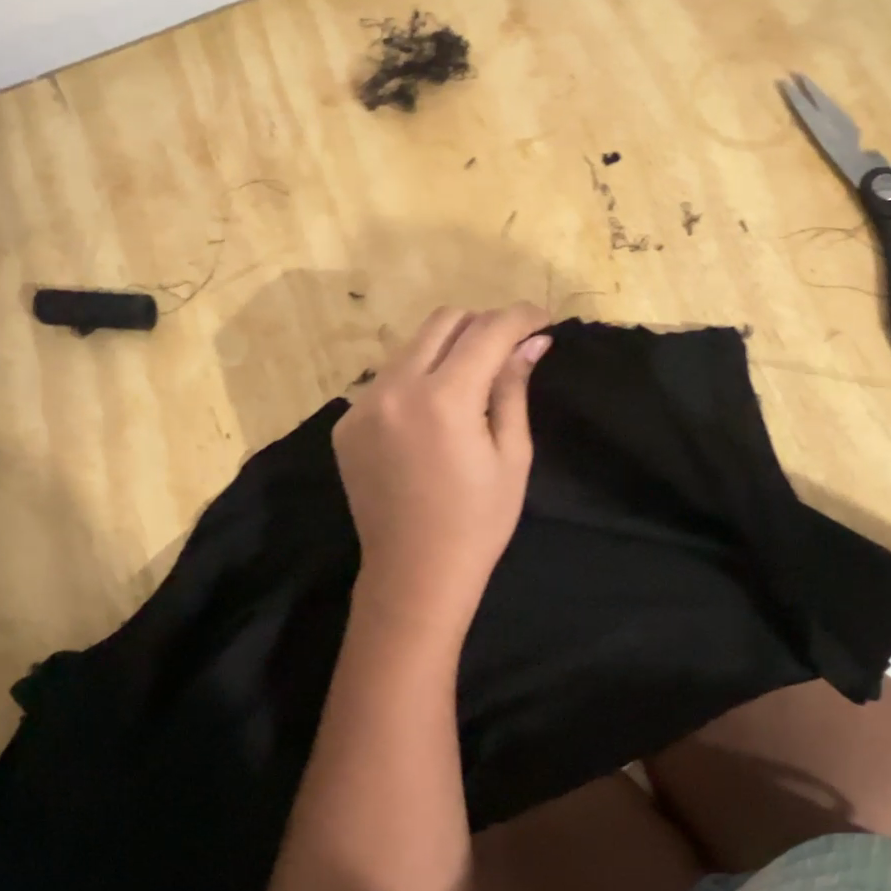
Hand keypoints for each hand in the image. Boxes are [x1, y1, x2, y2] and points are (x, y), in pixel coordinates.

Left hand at [333, 303, 551, 601]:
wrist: (413, 574)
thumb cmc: (477, 523)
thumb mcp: (511, 457)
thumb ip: (514, 389)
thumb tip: (531, 342)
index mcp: (444, 398)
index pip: (488, 330)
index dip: (520, 317)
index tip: (543, 319)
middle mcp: (395, 388)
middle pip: (443, 321)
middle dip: (482, 323)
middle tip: (509, 347)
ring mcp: (363, 405)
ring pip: (410, 347)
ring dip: (446, 349)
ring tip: (473, 380)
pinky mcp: (347, 424)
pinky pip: (386, 381)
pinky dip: (416, 380)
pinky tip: (433, 415)